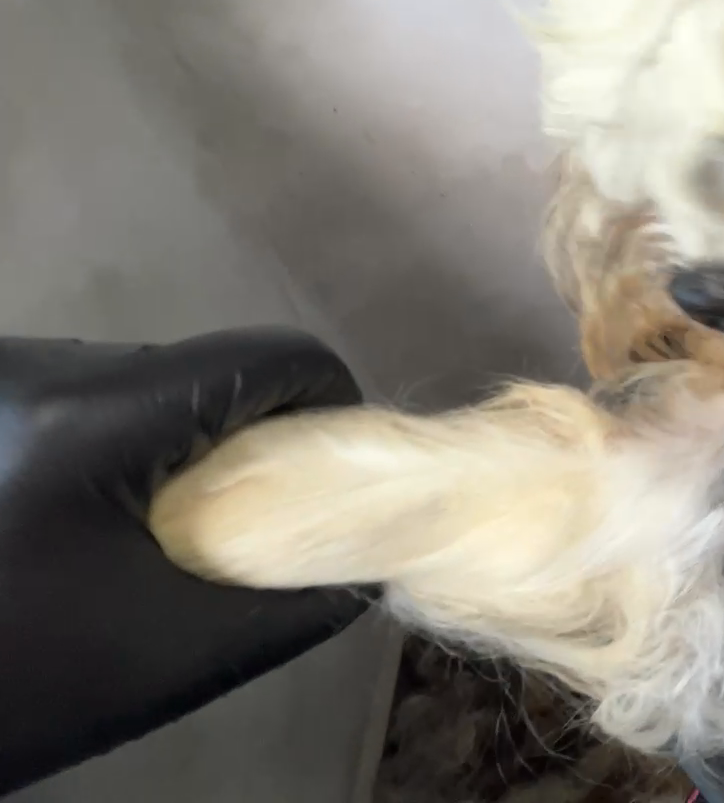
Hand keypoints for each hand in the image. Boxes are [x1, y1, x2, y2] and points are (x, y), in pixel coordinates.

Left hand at [0, 328, 369, 793]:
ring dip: (169, 437)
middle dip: (239, 432)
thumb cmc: (3, 684)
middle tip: (226, 509)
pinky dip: (106, 441)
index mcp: (92, 418)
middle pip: (203, 368)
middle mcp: (27, 372)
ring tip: (140, 518)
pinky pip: (73, 395)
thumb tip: (371, 556)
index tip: (317, 459)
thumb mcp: (171, 655)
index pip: (271, 356)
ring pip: (138, 379)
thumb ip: (300, 599)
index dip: (322, 398)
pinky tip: (67, 512)